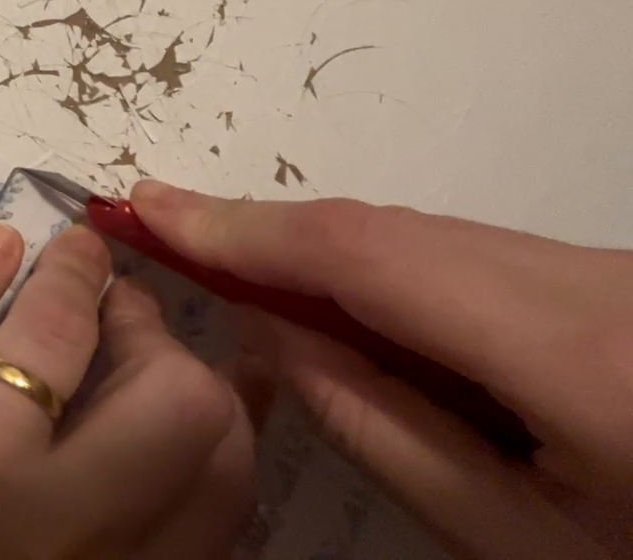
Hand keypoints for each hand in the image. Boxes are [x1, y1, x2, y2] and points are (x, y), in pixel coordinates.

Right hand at [131, 181, 632, 558]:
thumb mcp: (523, 542)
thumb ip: (378, 428)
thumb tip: (264, 332)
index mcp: (584, 354)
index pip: (360, 250)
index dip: (237, 223)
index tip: (144, 203)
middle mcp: (602, 282)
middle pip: (388, 230)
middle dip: (263, 234)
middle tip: (162, 231)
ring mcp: (618, 272)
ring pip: (426, 238)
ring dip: (321, 257)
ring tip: (241, 283)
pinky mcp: (621, 281)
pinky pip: (468, 255)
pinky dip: (384, 271)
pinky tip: (352, 314)